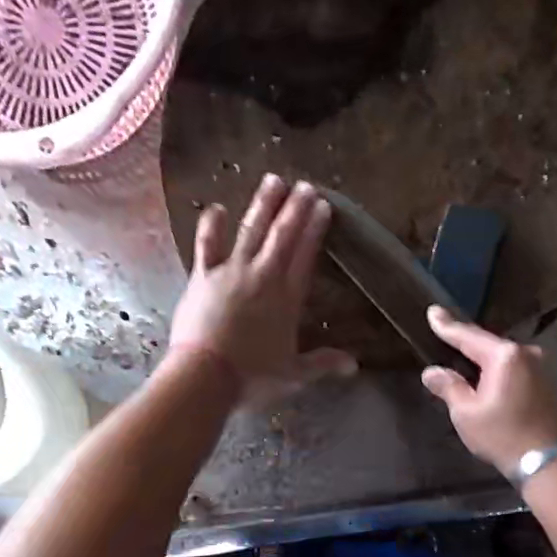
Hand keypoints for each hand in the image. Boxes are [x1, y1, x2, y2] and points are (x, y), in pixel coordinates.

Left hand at [167, 174, 355, 403]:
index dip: (315, 229)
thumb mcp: (293, 374)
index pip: (305, 256)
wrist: (206, 375)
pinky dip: (212, 226)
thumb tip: (354, 366)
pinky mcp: (203, 276)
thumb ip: (322, 364)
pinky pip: (207, 245)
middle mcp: (262, 277)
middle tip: (305, 184)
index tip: (323, 206)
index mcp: (287, 298)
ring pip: (251, 230)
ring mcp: (231, 272)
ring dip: (263, 204)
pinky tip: (217, 209)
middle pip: (282, 235)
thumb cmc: (252, 377)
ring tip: (273, 179)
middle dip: (295, 208)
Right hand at [420, 306, 556, 472]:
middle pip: (487, 346)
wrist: (547, 461)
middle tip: (444, 340)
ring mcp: (540, 368)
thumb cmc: (503, 435)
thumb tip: (432, 371)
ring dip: (482, 364)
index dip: (447, 326)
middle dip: (465, 346)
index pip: (468, 337)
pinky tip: (486, 384)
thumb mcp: (466, 413)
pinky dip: (497, 375)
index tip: (433, 311)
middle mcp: (526, 354)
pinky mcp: (547, 384)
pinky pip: (514, 371)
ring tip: (462, 367)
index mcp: (504, 356)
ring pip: (501, 360)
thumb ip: (449, 387)